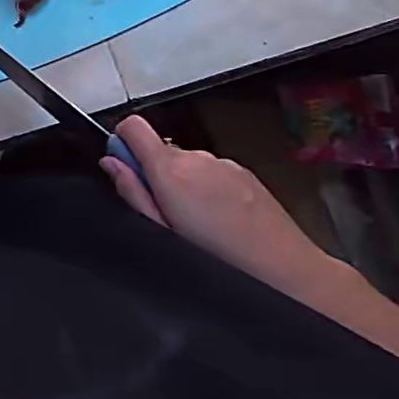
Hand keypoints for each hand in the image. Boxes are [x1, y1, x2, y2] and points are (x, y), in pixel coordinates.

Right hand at [101, 116, 337, 291]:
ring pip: (186, 162)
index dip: (122, 142)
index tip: (125, 169)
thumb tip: (110, 163)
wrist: (287, 271)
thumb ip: (132, 192)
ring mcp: (224, 163)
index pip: (132, 126)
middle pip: (159, 149)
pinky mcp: (245, 172)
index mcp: (170, 171)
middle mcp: (197, 158)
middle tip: (166, 213)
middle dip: (154, 174)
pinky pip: (211, 171)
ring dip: (182, 183)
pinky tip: (220, 221)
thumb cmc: (222, 259)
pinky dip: (207, 188)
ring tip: (198, 223)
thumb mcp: (161, 232)